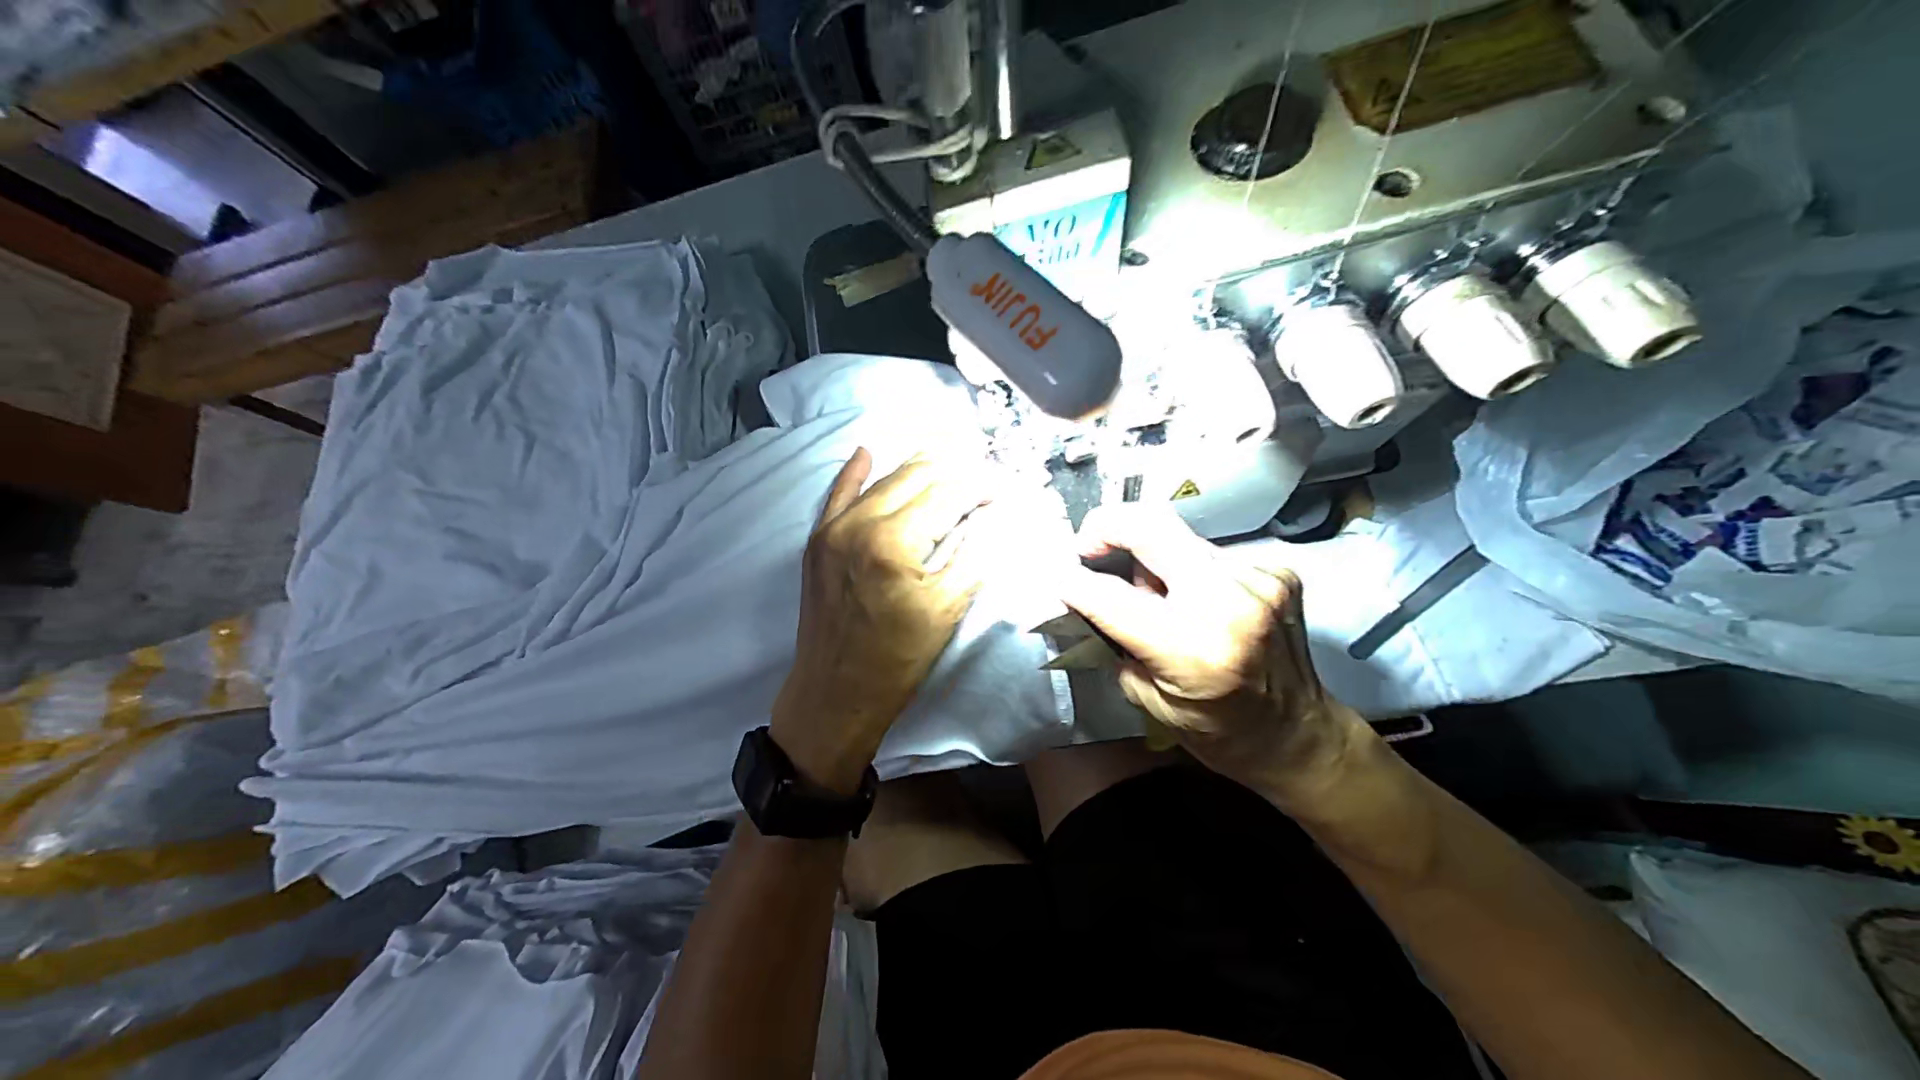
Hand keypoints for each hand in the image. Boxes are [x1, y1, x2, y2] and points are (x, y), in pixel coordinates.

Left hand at [772, 448, 993, 793]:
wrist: (834, 695)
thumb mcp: (946, 609)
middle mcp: (858, 523)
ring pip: (882, 482)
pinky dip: (854, 473)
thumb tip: (996, 515)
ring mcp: (832, 529)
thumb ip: (973, 553)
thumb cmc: (897, 661)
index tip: (1002, 486)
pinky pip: (837, 495)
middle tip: (981, 473)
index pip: (947, 495)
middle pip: (915, 478)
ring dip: (916, 469)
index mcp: (894, 542)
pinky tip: (866, 452)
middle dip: (953, 470)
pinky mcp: (817, 542)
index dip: (979, 486)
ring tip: (946, 457)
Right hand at [1056, 504, 1366, 803]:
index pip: (1111, 596)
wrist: (1298, 735)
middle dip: (1106, 527)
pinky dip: (1189, 570)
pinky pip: (1210, 554)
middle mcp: (1228, 602)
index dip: (1074, 582)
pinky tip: (1196, 599)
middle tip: (1088, 548)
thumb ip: (1119, 641)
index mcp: (1193, 649)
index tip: (1057, 577)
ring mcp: (1258, 579)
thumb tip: (1091, 597)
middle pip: (1150, 527)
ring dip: (1152, 555)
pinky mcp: (1275, 571)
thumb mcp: (1150, 699)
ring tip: (1153, 589)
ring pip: (1179, 538)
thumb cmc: (1219, 733)